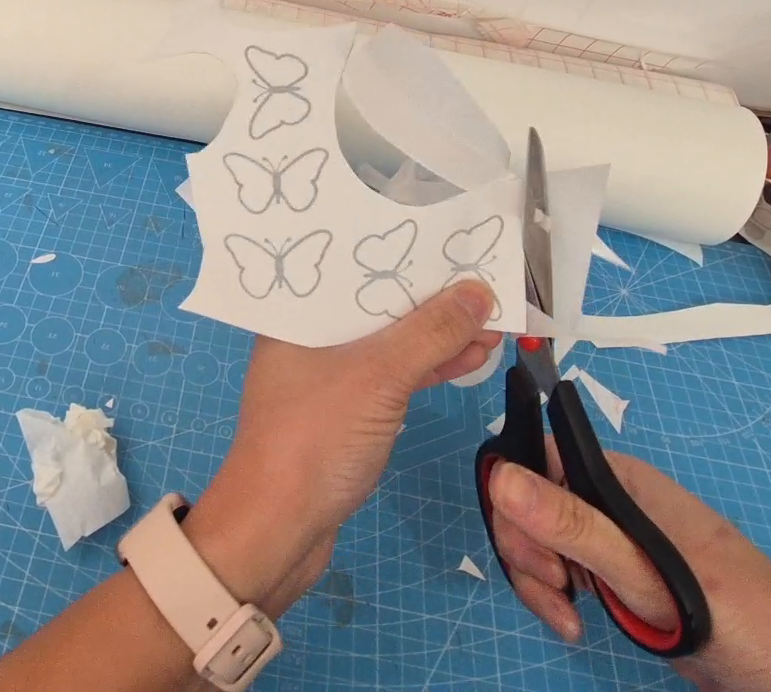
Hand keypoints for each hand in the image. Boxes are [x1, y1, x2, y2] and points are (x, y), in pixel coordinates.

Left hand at [184, 282, 499, 616]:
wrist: (278, 529)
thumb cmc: (316, 437)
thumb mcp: (378, 375)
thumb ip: (430, 332)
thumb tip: (479, 291)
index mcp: (295, 313)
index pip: (353, 266)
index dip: (404, 254)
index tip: (453, 242)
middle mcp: (306, 337)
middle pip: (374, 304)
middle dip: (430, 297)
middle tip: (486, 284)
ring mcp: (326, 376)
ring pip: (388, 343)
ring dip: (437, 335)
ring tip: (492, 322)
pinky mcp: (344, 411)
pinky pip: (391, 377)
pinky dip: (427, 368)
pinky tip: (468, 358)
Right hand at [487, 449, 770, 691]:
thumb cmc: (740, 619)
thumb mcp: (648, 574)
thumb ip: (572, 525)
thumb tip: (499, 474)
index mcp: (617, 477)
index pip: (534, 461)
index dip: (513, 500)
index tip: (533, 552)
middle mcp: (608, 497)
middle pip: (528, 501)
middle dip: (525, 548)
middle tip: (556, 592)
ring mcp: (612, 536)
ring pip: (539, 537)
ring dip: (537, 577)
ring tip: (567, 617)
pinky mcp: (616, 571)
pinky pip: (561, 568)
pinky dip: (554, 595)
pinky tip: (574, 621)